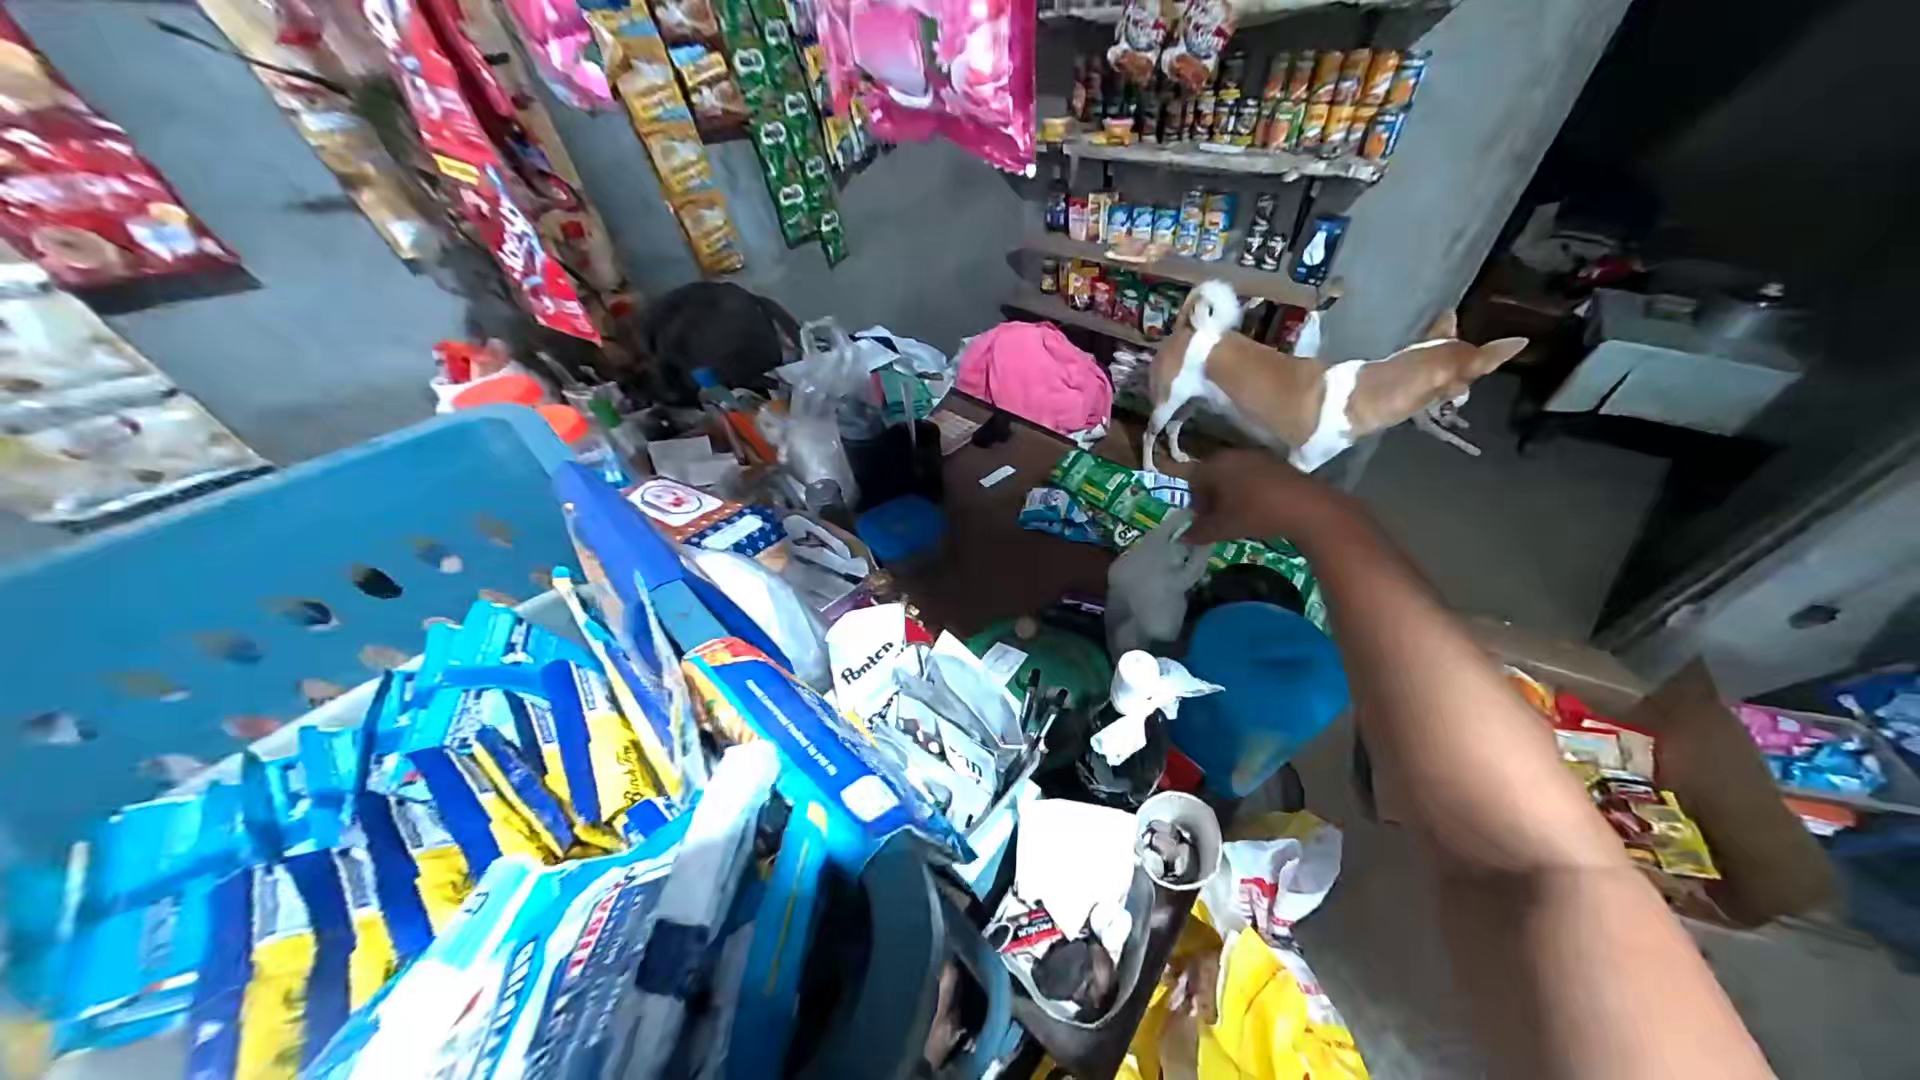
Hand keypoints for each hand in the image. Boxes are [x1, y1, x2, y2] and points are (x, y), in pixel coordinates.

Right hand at [1185, 449, 1357, 546]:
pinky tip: (1261, 507)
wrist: (1306, 507)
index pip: (1193, 481)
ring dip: (1233, 493)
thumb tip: (1183, 538)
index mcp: (1213, 465)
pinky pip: (1254, 474)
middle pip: (1213, 475)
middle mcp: (1232, 454)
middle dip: (1214, 497)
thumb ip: (1199, 532)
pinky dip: (1251, 489)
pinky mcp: (1277, 462)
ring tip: (1241, 514)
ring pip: (1234, 474)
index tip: (1206, 520)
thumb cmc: (1255, 514)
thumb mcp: (1223, 528)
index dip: (1197, 503)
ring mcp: (1256, 455)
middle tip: (1221, 518)